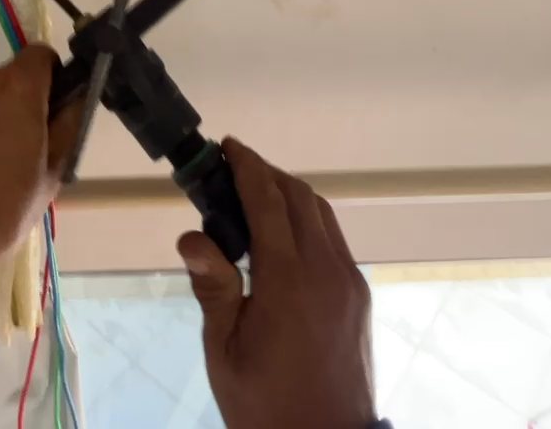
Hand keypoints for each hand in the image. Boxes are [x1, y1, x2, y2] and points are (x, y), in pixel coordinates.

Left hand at [0, 45, 74, 267]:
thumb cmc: (2, 208)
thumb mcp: (52, 173)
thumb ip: (67, 125)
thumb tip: (75, 98)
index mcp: (17, 87)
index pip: (41, 55)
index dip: (50, 77)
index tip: (49, 108)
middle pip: (4, 77)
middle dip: (13, 101)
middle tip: (16, 145)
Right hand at [179, 138, 375, 428]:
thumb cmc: (265, 403)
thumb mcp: (225, 352)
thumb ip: (213, 288)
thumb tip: (191, 236)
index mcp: (289, 280)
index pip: (268, 201)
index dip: (247, 166)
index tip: (227, 146)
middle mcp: (326, 269)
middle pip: (299, 196)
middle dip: (266, 173)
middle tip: (232, 169)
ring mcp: (349, 280)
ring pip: (321, 212)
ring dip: (288, 192)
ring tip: (255, 194)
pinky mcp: (360, 293)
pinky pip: (332, 237)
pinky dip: (307, 217)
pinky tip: (284, 233)